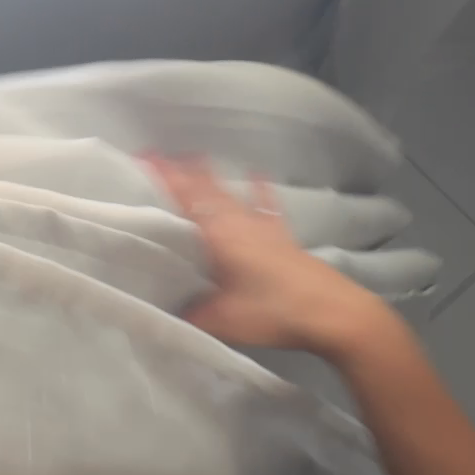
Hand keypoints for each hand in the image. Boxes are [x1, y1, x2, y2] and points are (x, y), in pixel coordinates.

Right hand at [142, 153, 392, 352]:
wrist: (331, 312)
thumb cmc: (272, 311)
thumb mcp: (223, 320)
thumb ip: (190, 314)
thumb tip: (160, 312)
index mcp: (216, 235)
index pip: (183, 197)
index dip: (163, 176)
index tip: (143, 156)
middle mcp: (236, 221)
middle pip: (203, 189)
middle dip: (180, 171)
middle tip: (160, 155)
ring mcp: (260, 225)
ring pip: (228, 192)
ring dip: (209, 176)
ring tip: (195, 156)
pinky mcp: (281, 234)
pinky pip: (265, 204)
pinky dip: (258, 189)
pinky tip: (256, 173)